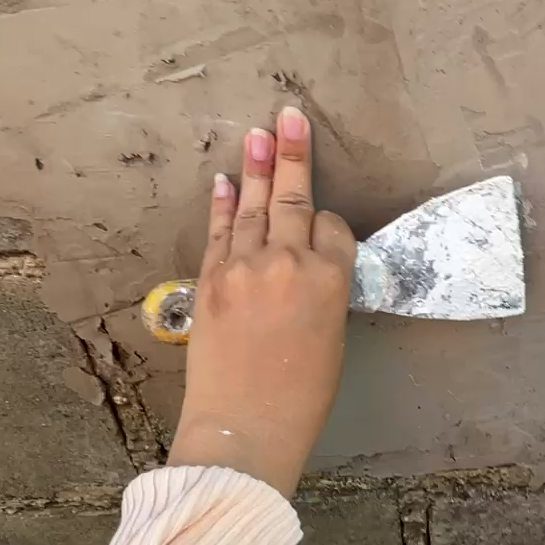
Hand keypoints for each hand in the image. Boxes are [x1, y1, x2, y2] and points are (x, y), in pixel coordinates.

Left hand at [168, 107, 357, 495]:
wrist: (245, 429)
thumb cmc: (303, 397)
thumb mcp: (333, 340)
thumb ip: (324, 293)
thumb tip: (308, 269)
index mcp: (330, 281)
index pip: (332, 229)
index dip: (330, 226)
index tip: (325, 233)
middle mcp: (288, 263)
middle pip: (293, 200)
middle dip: (294, 156)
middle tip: (290, 115)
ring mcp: (244, 268)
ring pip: (254, 207)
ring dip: (258, 166)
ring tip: (261, 130)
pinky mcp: (211, 280)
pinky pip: (219, 232)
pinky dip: (223, 205)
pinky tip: (226, 180)